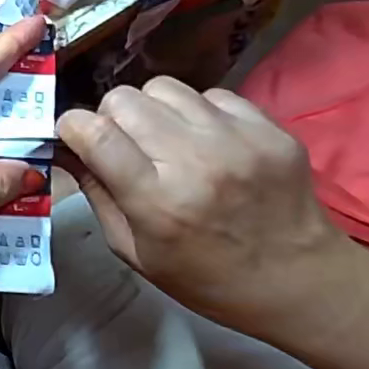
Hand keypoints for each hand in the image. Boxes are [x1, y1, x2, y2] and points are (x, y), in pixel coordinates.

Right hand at [56, 77, 368, 340]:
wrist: (302, 282)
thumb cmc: (207, 279)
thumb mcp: (135, 252)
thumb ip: (97, 194)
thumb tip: (67, 149)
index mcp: (158, 201)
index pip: (95, 133)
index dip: (72, 126)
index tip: (73, 136)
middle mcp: (195, 161)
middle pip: (123, 99)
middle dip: (110, 117)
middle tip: (124, 143)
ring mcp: (237, 139)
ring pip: (163, 86)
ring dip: (152, 109)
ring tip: (166, 139)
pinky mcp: (268, 127)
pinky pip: (209, 94)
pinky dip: (196, 112)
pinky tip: (206, 141)